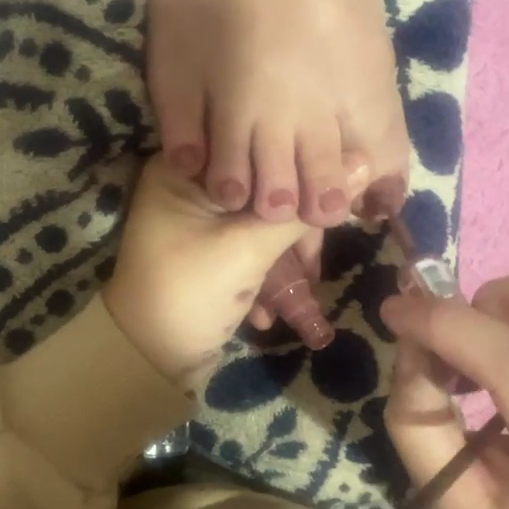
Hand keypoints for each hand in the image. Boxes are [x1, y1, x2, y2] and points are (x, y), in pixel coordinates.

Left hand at [103, 155, 367, 388]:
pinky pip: (246, 253)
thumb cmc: (190, 292)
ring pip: (259, 227)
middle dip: (294, 232)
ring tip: (306, 291)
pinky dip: (261, 279)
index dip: (300, 171)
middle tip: (318, 260)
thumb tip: (363, 164)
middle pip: (262, 190)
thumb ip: (303, 210)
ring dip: (283, 263)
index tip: (336, 192)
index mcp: (183, 169)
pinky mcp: (207, 257)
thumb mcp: (248, 248)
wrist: (145, 361)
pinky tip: (268, 314)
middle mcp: (187, 188)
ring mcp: (196, 224)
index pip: (256, 148)